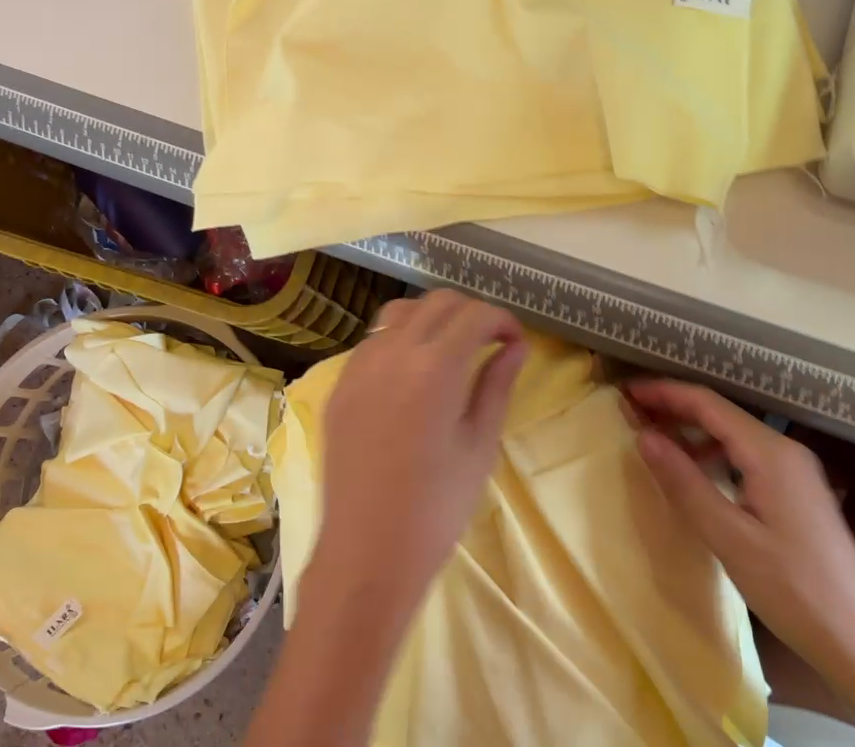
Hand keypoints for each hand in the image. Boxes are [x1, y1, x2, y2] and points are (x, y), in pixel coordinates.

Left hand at [313, 290, 527, 605]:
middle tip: (489, 342)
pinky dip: (399, 341)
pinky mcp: (339, 387)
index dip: (503, 320)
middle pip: (437, 303)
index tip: (515, 341)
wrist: (368, 552)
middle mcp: (392, 353)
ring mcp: (358, 367)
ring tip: (450, 351)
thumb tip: (515, 346)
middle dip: (470, 313)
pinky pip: (372, 343)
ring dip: (431, 319)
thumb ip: (496, 384)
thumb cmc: (437, 507)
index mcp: (434, 367)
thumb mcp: (480, 445)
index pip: (475, 315)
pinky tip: (412, 374)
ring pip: (399, 314)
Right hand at [628, 379, 854, 663]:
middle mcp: (785, 451)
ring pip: (734, 436)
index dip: (664, 393)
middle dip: (674, 409)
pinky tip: (694, 472)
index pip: (708, 403)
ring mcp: (795, 472)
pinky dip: (713, 455)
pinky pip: (746, 457)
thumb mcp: (728, 537)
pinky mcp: (796, 493)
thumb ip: (685, 482)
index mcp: (771, 452)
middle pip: (721, 414)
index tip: (626, 393)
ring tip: (652, 440)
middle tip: (630, 413)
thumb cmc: (792, 588)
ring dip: (692, 432)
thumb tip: (644, 437)